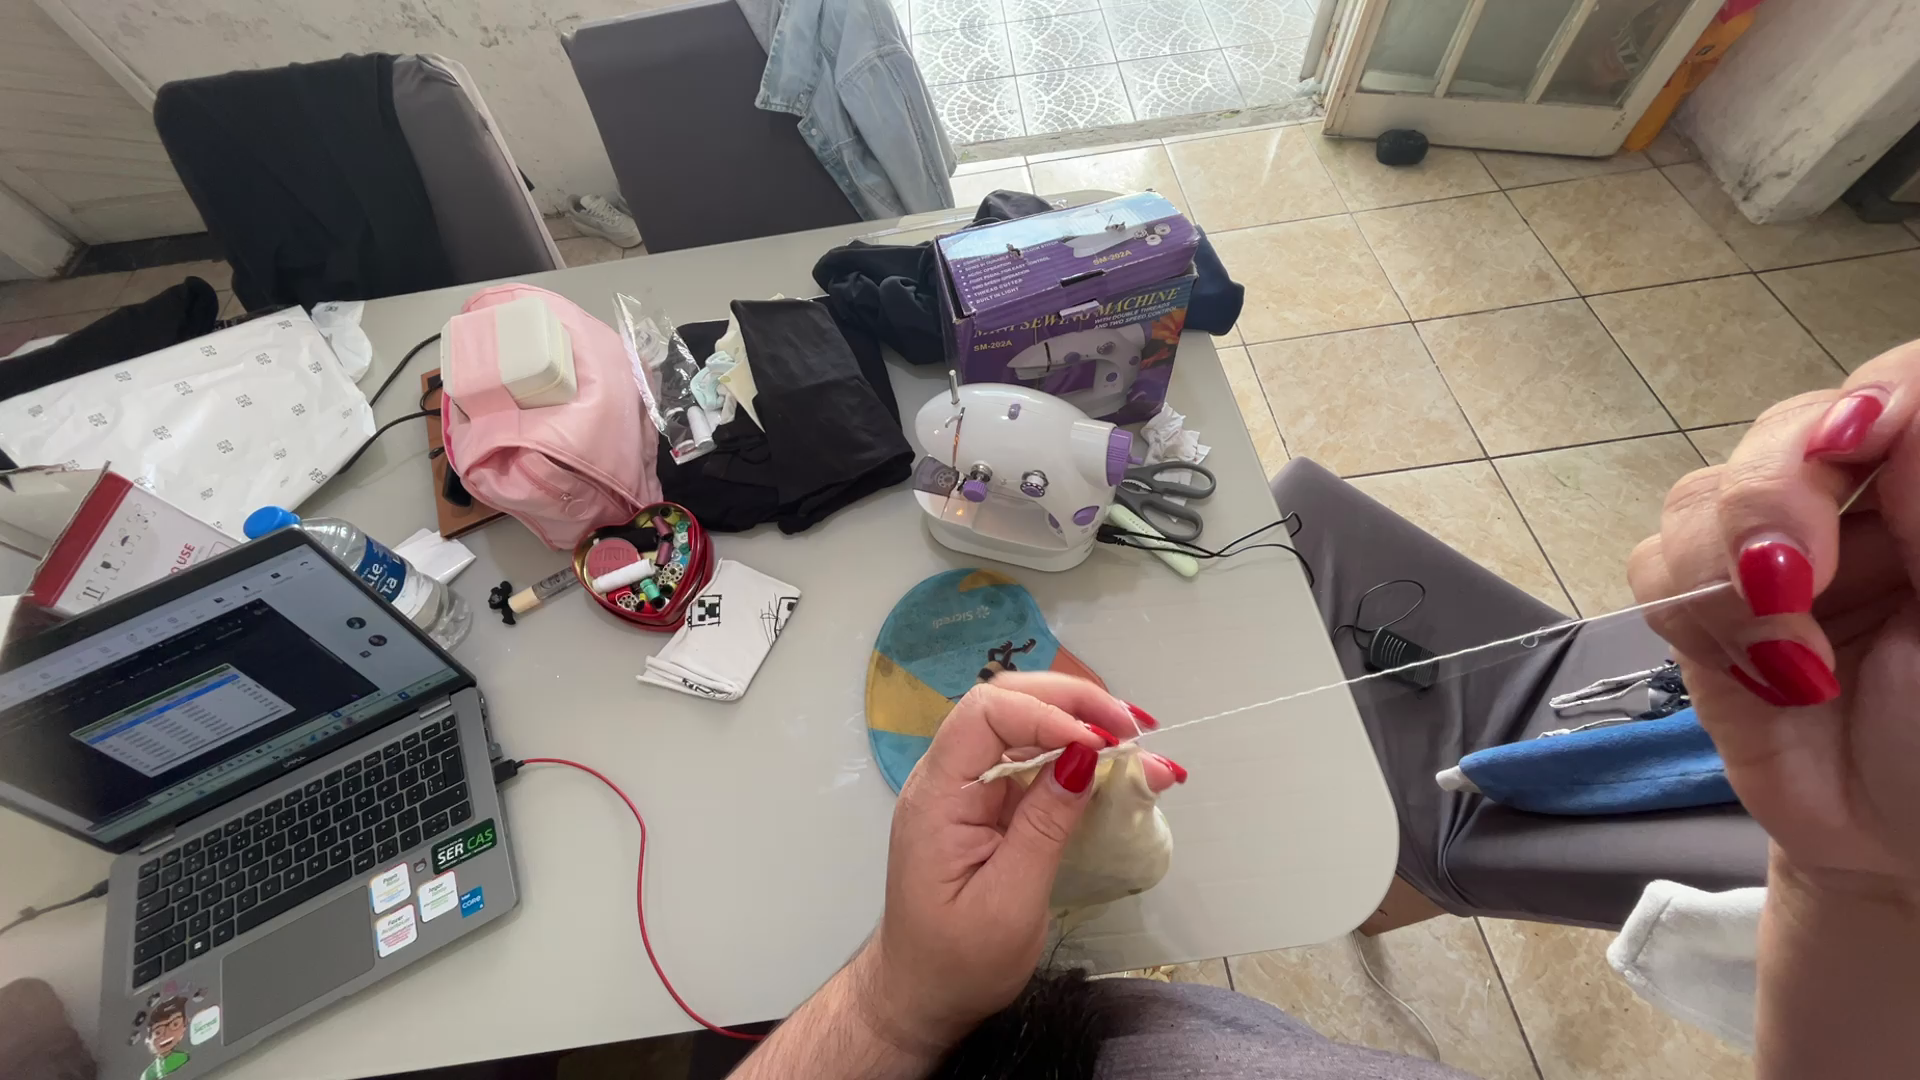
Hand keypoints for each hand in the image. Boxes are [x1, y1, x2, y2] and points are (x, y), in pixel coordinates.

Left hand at [850, 672, 1180, 1057]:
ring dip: (1080, 720)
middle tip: (1133, 727)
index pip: (985, 713)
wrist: (921, 992)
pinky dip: (1075, 752)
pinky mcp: (990, 797)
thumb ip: (1045, 826)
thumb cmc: (958, 961)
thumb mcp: (1009, 903)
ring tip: (1134, 737)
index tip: (1100, 744)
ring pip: (1023, 720)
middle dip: (1072, 703)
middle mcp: (949, 772)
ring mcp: (969, 782)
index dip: (1045, 714)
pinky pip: (1033, 756)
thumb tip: (1085, 757)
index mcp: (938, 793)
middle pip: (1006, 700)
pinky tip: (1115, 762)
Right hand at [1629, 339, 1919, 891]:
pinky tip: (1757, 673)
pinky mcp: (1702, 602)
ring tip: (1784, 664)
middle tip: (1792, 582)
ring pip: (1694, 500)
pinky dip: (1691, 619)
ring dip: (1720, 581)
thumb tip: (1890, 410)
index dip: (1873, 399)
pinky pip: (1651, 568)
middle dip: (1764, 502)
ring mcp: (1773, 553)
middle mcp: (1866, 506)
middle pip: (1780, 430)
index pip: (1903, 384)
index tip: (1862, 450)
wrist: (1903, 845)